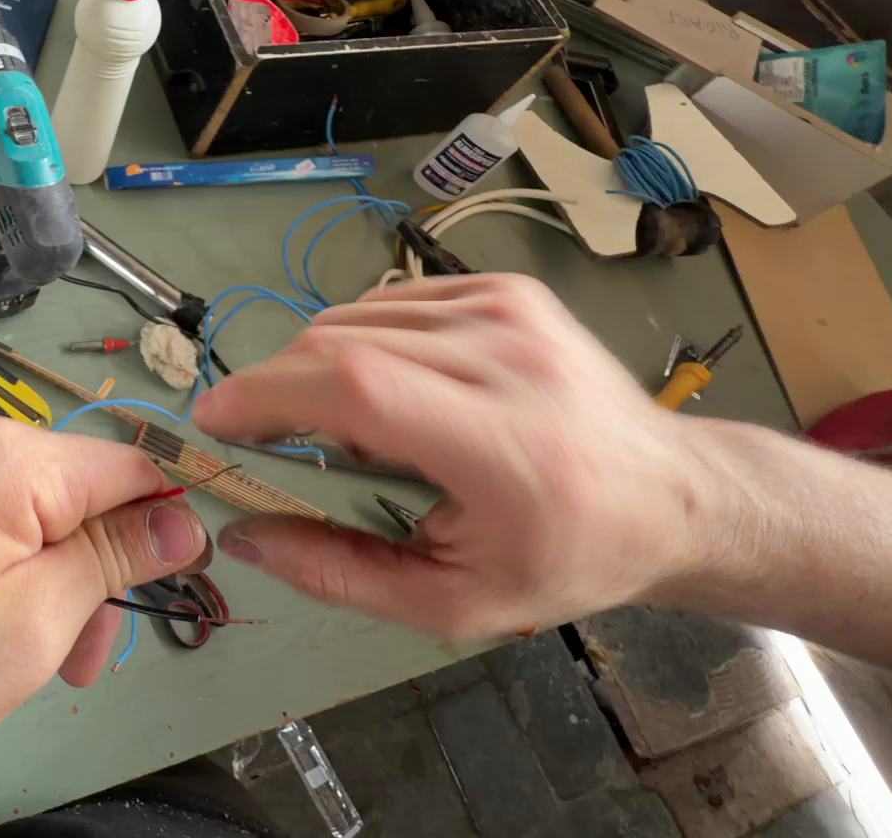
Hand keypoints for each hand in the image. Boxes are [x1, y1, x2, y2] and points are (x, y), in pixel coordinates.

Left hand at [0, 398, 207, 796]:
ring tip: (22, 647)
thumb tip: (181, 522)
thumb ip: (113, 559)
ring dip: (44, 566)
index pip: (127, 463)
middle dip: (90, 566)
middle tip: (78, 654)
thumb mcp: (28, 629)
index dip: (164, 516)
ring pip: (27, 498)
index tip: (177, 572)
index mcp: (1, 454)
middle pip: (73, 487)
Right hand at [192, 273, 717, 638]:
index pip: (357, 387)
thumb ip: (337, 574)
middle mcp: (509, 356)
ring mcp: (507, 308)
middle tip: (258, 433)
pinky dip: (351, 343)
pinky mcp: (501, 287)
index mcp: (508, 446)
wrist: (677, 492)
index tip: (213, 421)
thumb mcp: (452, 603)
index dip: (267, 394)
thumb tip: (242, 535)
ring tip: (331, 420)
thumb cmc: (566, 557)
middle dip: (273, 386)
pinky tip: (376, 382)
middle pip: (338, 344)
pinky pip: (381, 304)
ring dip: (310, 367)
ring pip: (349, 319)